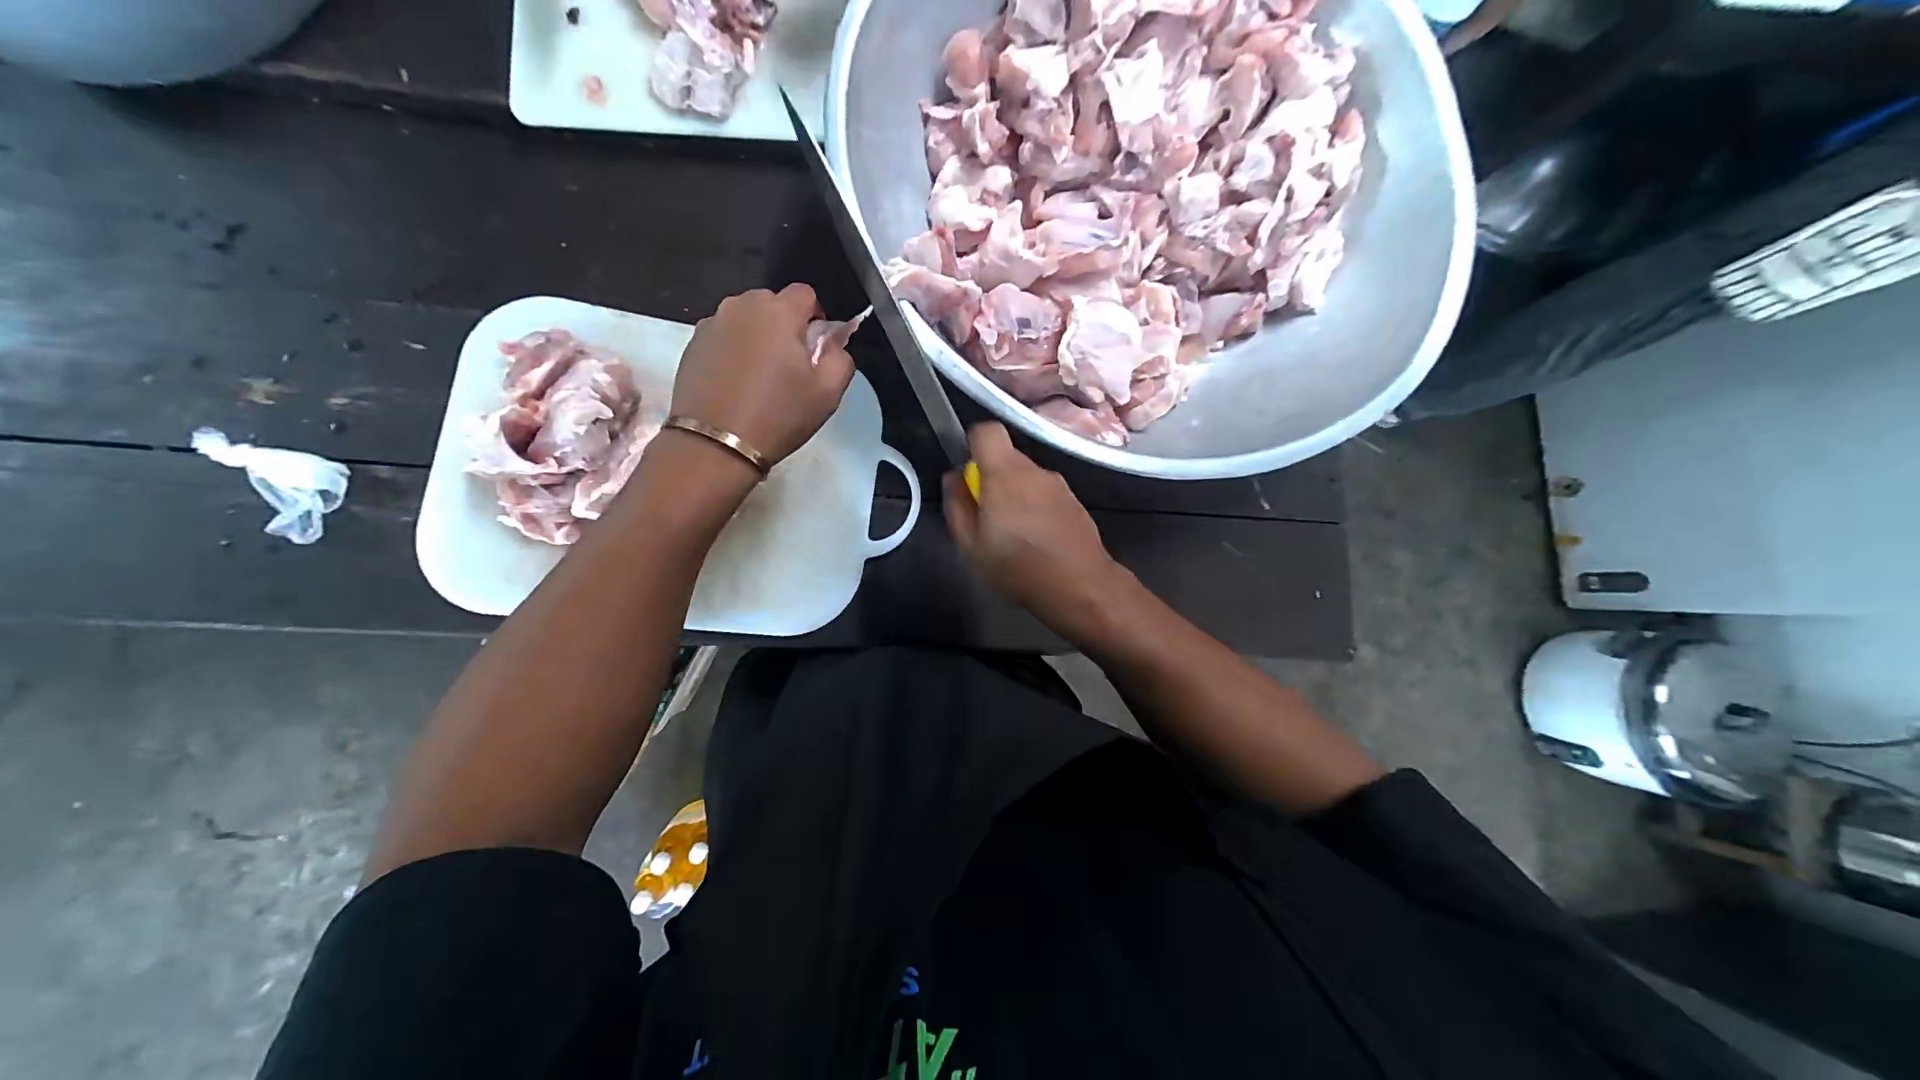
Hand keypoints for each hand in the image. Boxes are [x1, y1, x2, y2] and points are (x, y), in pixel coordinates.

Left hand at [671, 285, 854, 465]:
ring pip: (746, 319)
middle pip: (772, 304)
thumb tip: (832, 342)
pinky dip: (733, 351)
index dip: (816, 318)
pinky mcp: (693, 344)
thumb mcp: (828, 393)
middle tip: (788, 366)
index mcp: (778, 311)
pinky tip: (736, 383)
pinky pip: (723, 336)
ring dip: (758, 337)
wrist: (715, 444)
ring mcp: (712, 323)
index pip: (805, 294)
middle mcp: (741, 306)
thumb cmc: (778, 415)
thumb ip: (841, 357)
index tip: (815, 349)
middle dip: (785, 326)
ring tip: (760, 376)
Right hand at [943, 422, 1131, 640]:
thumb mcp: (970, 545)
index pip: (988, 431)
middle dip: (993, 479)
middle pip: (1008, 458)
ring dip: (1016, 496)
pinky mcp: (1076, 502)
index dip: (974, 444)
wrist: (1080, 585)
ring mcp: (1060, 485)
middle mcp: (1035, 470)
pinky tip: (1037, 541)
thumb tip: (953, 477)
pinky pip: (1046, 495)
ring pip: (1028, 478)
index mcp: (1005, 473)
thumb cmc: (1017, 566)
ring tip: (1014, 535)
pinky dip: (1037, 509)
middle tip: (987, 516)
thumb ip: (957, 505)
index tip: (969, 473)